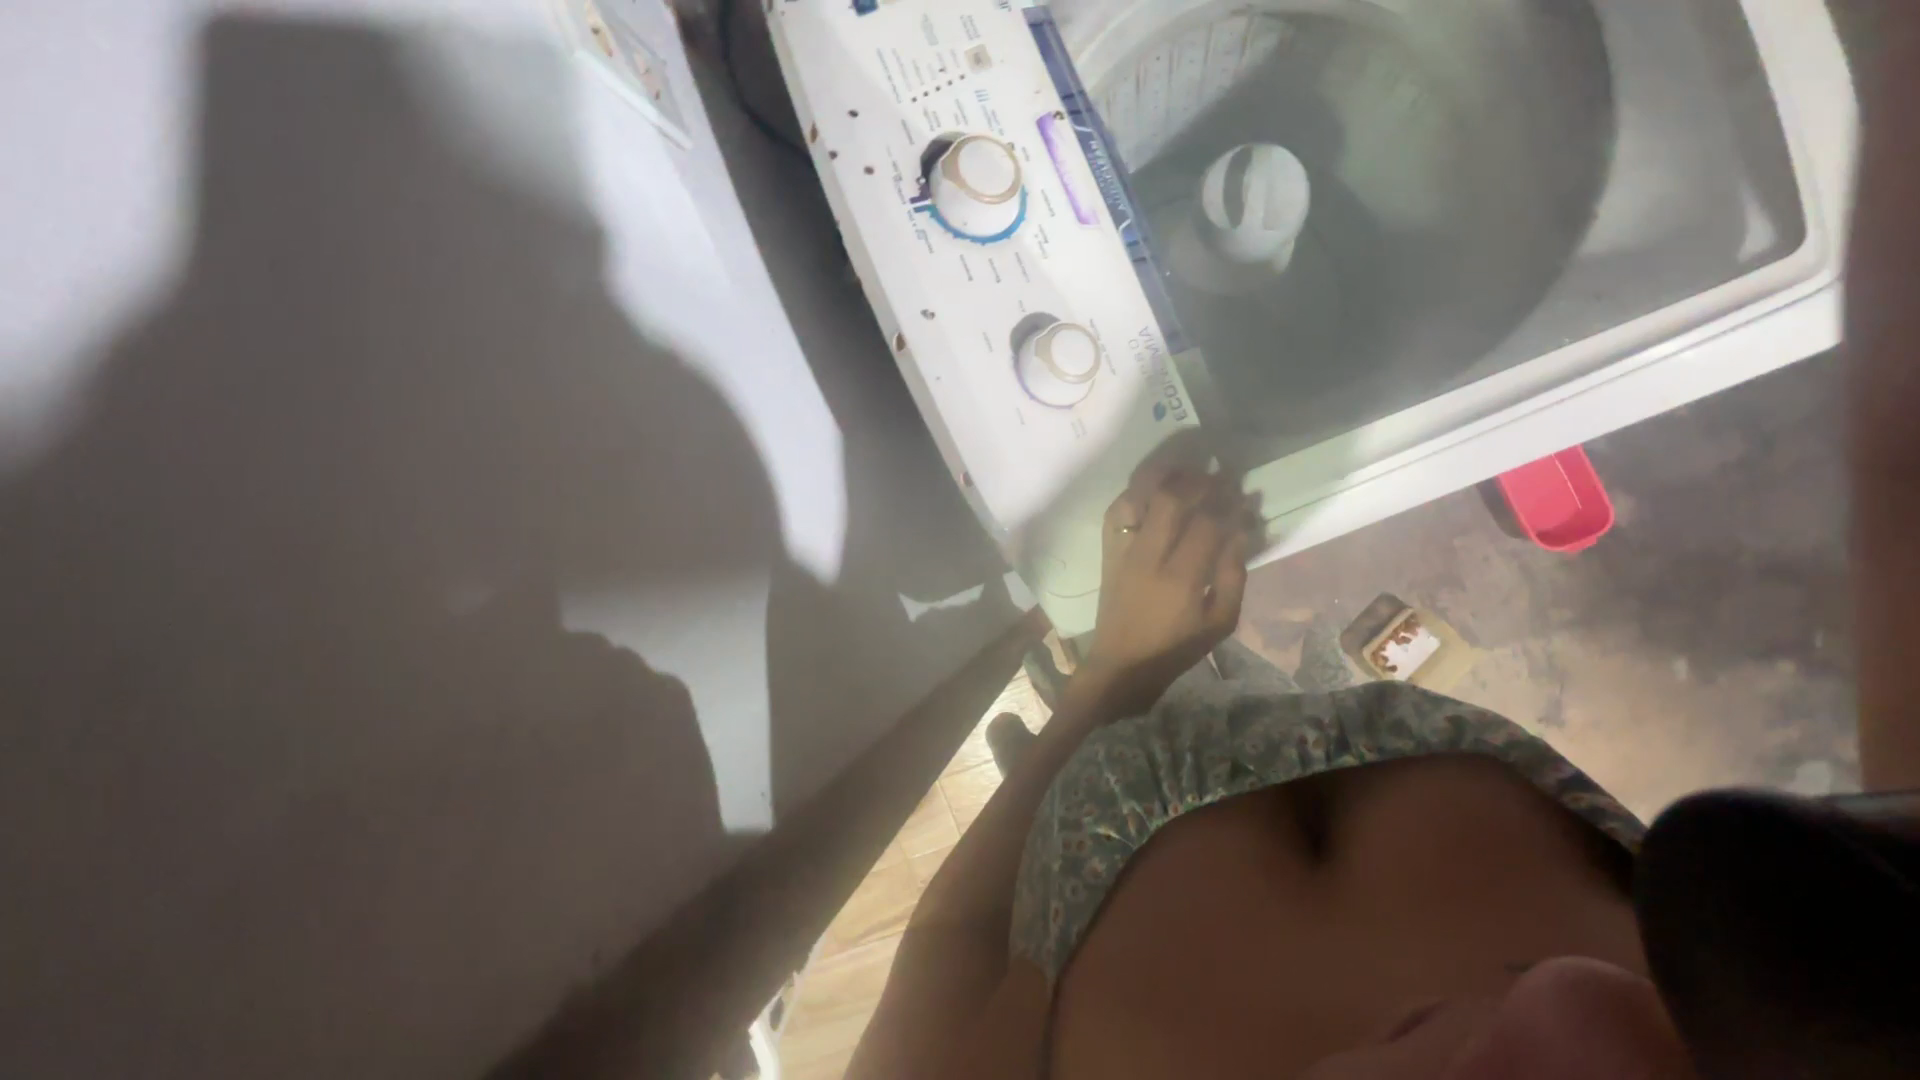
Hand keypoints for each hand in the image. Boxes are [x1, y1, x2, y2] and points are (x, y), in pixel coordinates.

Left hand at [1080, 468, 1255, 712]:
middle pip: (1172, 499)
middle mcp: (1147, 556)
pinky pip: (1118, 508)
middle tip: (1221, 476)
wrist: (1122, 662)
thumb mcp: (1220, 621)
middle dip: (1201, 481)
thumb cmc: (1176, 647)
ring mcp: (1122, 549)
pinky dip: (1137, 489)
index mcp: (1180, 578)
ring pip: (1138, 495)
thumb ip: (1233, 573)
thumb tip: (1242, 529)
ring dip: (1165, 473)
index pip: (1208, 523)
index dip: (1230, 504)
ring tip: (1190, 466)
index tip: (1245, 495)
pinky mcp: (1107, 550)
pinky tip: (1157, 484)